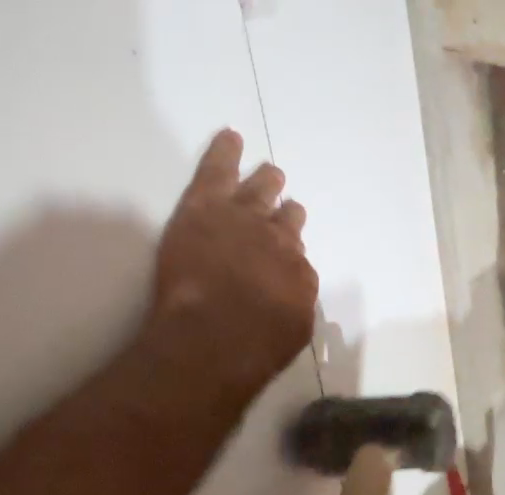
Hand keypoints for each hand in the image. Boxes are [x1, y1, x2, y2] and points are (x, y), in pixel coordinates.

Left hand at [143, 129, 317, 399]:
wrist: (216, 334)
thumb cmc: (256, 347)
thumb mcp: (292, 331)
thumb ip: (293, 304)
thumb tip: (291, 295)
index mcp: (299, 273)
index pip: (298, 256)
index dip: (291, 253)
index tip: (287, 254)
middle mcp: (278, 240)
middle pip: (286, 218)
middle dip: (286, 213)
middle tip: (287, 206)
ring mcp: (243, 218)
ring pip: (259, 188)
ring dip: (265, 181)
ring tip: (270, 173)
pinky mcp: (205, 206)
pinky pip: (218, 168)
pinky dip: (225, 151)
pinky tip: (230, 137)